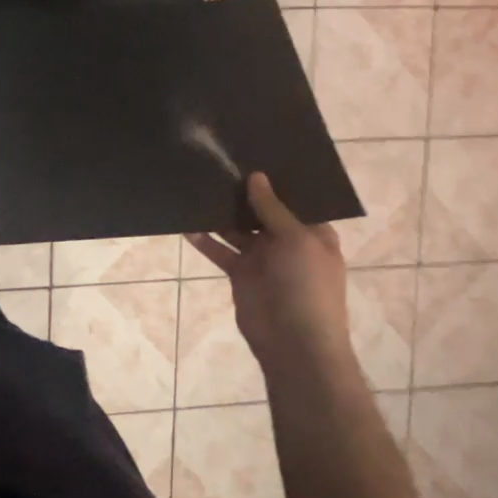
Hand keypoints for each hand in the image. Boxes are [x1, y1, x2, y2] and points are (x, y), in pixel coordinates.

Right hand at [185, 173, 354, 377]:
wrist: (294, 342)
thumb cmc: (306, 287)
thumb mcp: (296, 240)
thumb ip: (273, 208)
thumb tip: (256, 176)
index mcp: (312, 234)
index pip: (292, 201)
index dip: (274, 181)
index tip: (251, 155)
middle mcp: (287, 242)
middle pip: (261, 212)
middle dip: (242, 194)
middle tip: (216, 164)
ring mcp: (262, 258)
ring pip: (237, 229)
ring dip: (220, 214)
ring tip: (197, 188)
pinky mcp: (239, 273)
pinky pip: (220, 250)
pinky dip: (204, 240)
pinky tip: (185, 226)